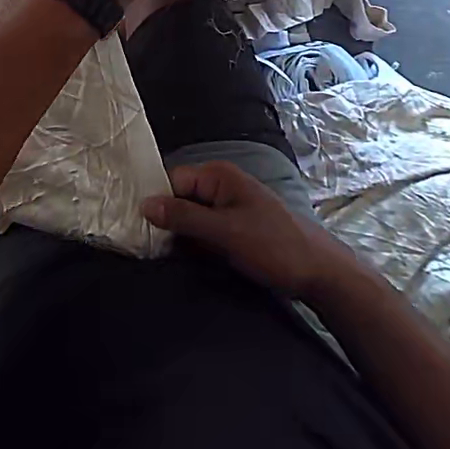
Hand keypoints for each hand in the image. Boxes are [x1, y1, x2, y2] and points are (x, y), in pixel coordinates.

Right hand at [141, 160, 365, 300]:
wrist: (317, 272)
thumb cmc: (273, 246)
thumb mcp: (225, 232)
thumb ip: (184, 217)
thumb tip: (144, 203)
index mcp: (219, 176)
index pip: (173, 179)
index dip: (154, 200)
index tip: (132, 225)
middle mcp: (221, 186)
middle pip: (179, 198)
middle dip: (163, 219)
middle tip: (140, 245)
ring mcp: (228, 208)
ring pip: (189, 217)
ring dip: (176, 234)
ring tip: (153, 254)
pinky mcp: (232, 229)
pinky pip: (203, 231)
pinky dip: (191, 243)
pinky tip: (177, 259)